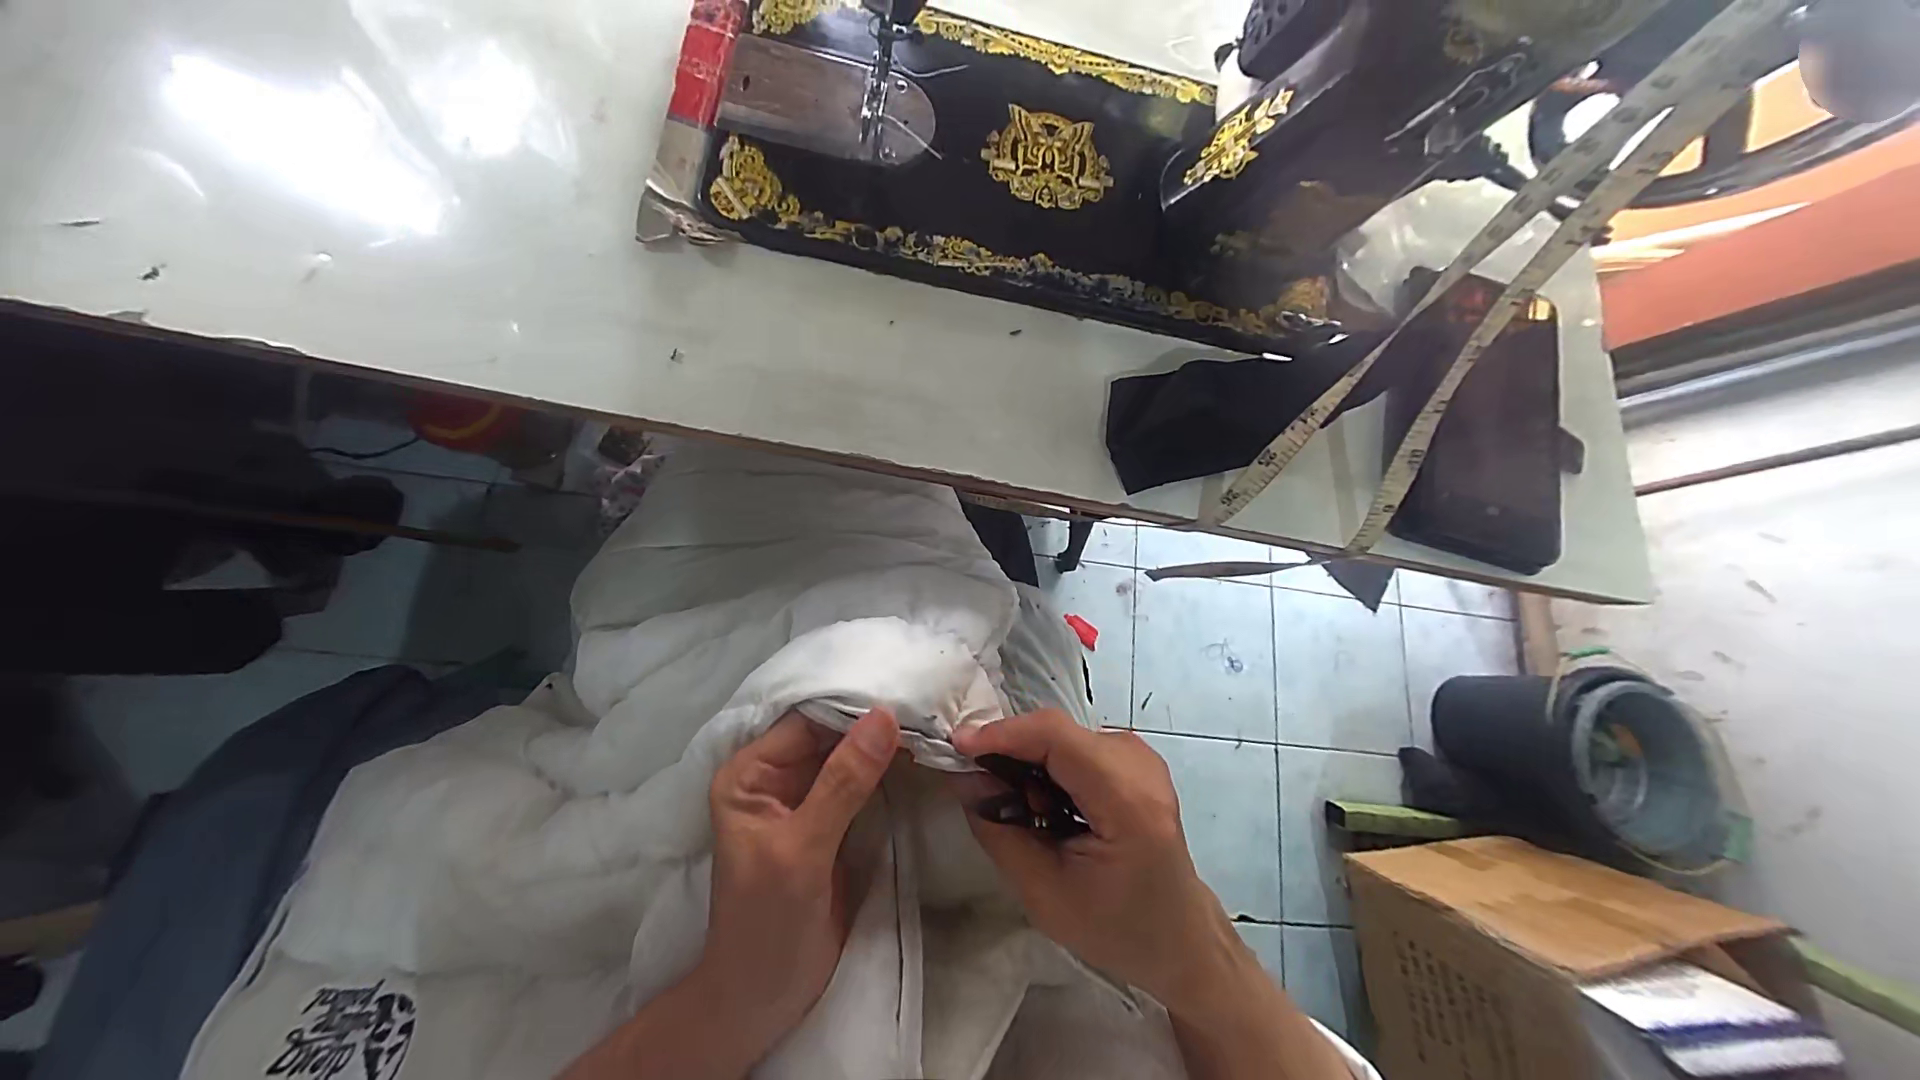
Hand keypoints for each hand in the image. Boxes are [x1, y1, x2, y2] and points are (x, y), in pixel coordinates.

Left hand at [701, 708, 899, 1056]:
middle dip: (873, 723)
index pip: (806, 721)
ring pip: (849, 754)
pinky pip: (861, 780)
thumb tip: (884, 717)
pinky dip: (887, 768)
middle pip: (829, 732)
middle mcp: (775, 775)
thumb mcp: (803, 849)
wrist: (766, 997)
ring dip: (885, 743)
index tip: (906, 696)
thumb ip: (843, 782)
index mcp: (750, 773)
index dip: (853, 708)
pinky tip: (918, 755)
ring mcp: (804, 796)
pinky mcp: (831, 818)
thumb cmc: (767, 922)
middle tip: (928, 706)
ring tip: (931, 722)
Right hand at [950, 710, 1242, 1012]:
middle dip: (1009, 752)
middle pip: (1056, 731)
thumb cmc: (1116, 928)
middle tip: (985, 793)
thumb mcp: (1043, 894)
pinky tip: (1048, 806)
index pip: (1056, 737)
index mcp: (1128, 801)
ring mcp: (1140, 755)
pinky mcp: (1133, 758)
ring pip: (1061, 735)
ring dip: (1028, 762)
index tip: (957, 747)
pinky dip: (1047, 765)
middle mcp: (1139, 764)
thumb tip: (963, 775)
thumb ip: (998, 830)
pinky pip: (1074, 744)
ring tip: (1025, 813)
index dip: (1002, 733)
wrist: (1179, 937)